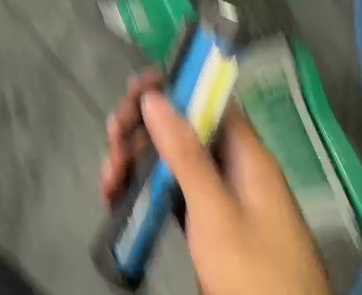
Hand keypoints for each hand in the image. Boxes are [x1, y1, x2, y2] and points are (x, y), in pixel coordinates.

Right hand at [99, 69, 330, 294]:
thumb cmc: (254, 273)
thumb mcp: (216, 212)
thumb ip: (186, 154)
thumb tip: (155, 96)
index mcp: (248, 159)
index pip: (209, 101)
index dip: (172, 88)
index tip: (133, 90)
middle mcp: (234, 171)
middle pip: (181, 127)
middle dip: (141, 128)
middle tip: (112, 140)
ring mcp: (219, 198)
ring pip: (168, 158)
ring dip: (133, 159)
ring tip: (108, 178)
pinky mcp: (205, 223)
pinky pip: (167, 188)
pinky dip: (140, 187)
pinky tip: (114, 194)